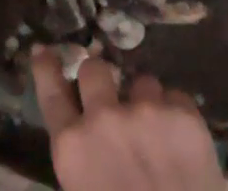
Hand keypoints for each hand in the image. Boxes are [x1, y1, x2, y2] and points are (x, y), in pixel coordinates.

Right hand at [31, 47, 226, 190]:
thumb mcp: (82, 190)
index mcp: (71, 146)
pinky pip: (176, 96)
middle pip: (94, 69)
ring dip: (145, 101)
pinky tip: (182, 142)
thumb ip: (79, 157)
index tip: (44, 50)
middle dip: (102, 80)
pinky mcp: (183, 113)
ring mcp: (144, 111)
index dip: (46, 68)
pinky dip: (177, 114)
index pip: (51, 92)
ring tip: (157, 133)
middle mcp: (102, 118)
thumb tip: (81, 134)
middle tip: (112, 99)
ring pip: (142, 82)